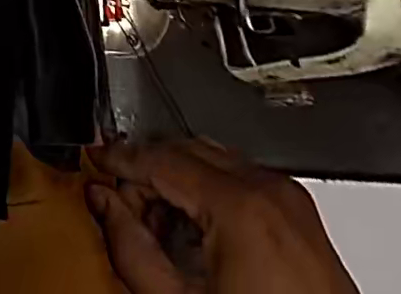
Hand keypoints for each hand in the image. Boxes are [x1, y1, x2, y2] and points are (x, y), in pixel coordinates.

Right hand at [87, 139, 358, 293]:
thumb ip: (132, 249)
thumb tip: (104, 204)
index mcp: (240, 205)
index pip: (162, 158)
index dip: (121, 159)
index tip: (100, 160)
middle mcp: (270, 190)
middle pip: (187, 150)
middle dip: (148, 173)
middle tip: (121, 204)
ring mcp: (290, 200)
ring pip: (214, 161)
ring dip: (178, 183)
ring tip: (160, 231)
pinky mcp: (301, 215)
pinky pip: (243, 182)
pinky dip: (210, 195)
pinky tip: (196, 236)